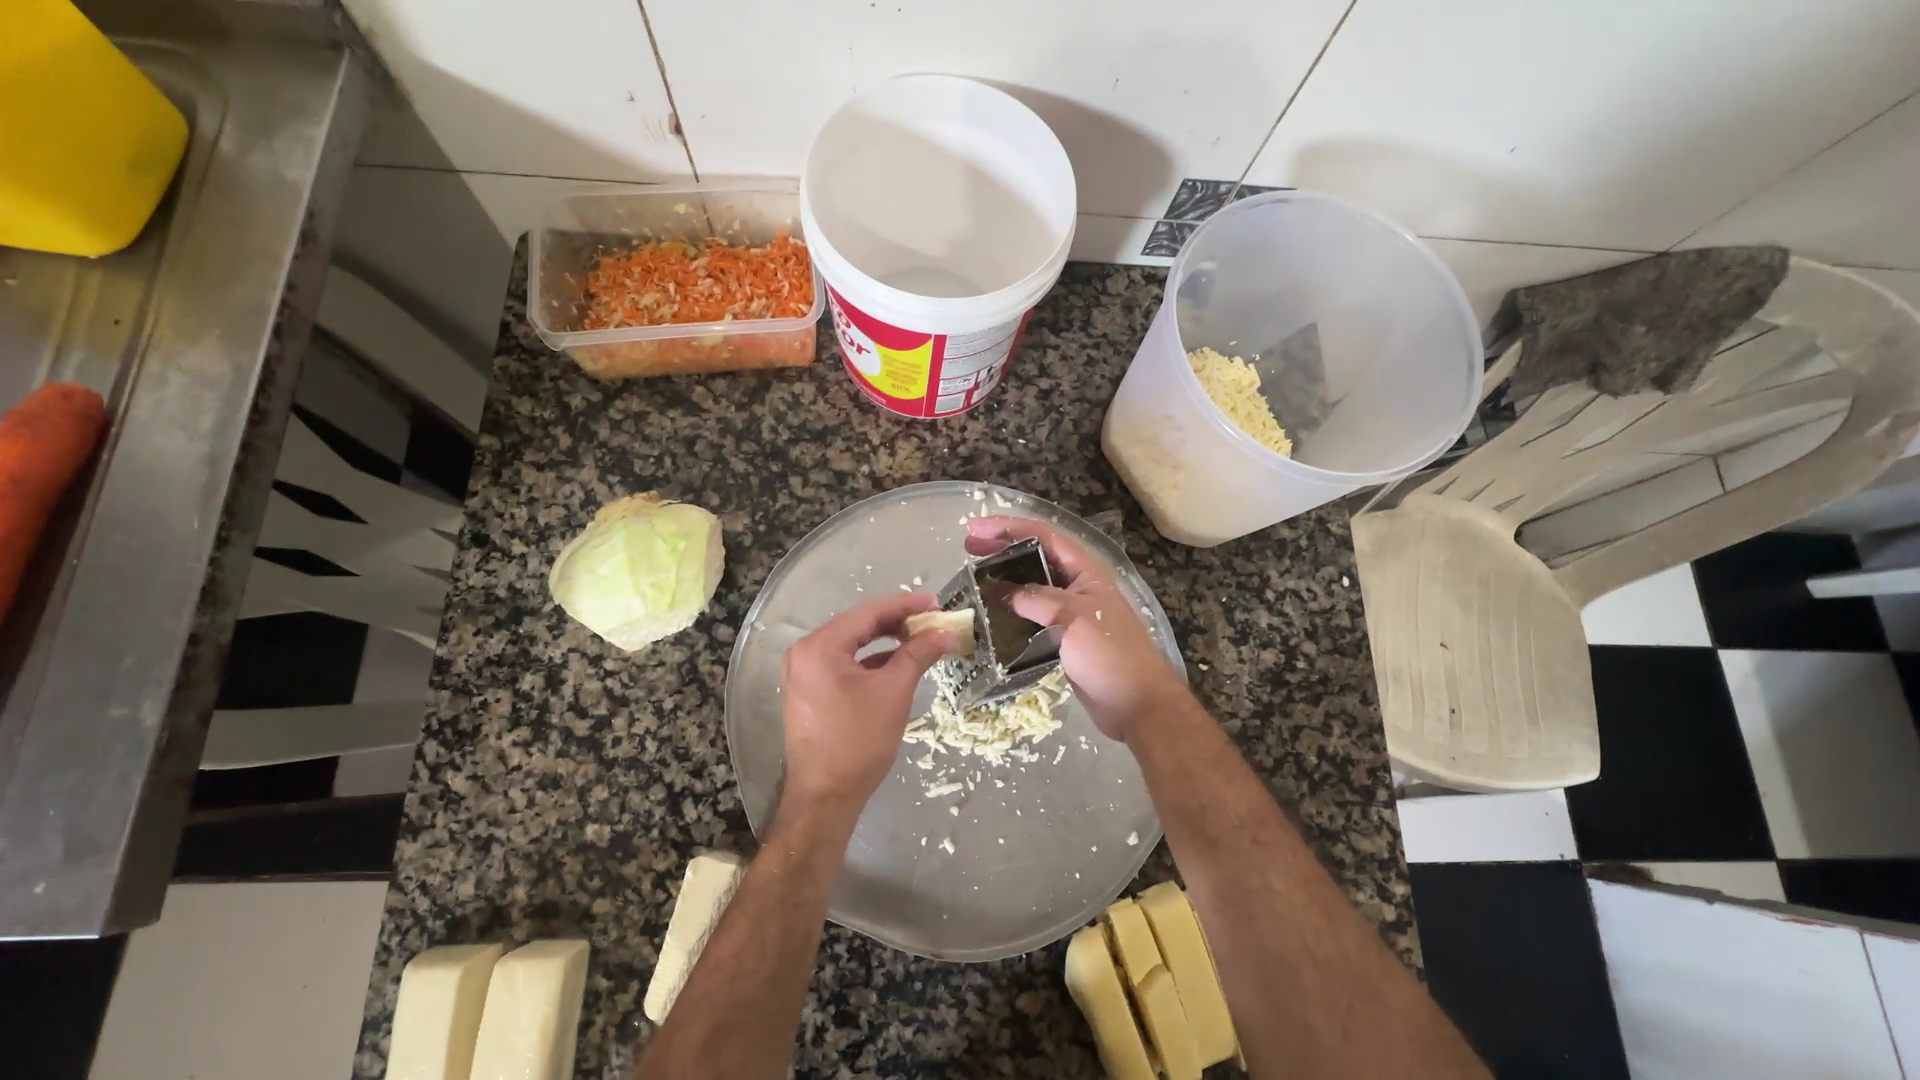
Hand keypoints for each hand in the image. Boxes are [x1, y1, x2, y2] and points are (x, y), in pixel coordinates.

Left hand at [780, 592, 954, 823]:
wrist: (825, 796)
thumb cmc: (858, 742)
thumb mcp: (893, 692)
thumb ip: (918, 655)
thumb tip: (945, 633)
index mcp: (820, 647)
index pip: (868, 612)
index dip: (905, 605)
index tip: (936, 603)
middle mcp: (805, 653)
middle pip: (858, 625)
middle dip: (897, 621)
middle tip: (932, 620)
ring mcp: (804, 674)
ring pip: (851, 645)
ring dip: (885, 641)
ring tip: (920, 639)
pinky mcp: (810, 692)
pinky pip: (843, 664)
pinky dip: (870, 661)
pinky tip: (897, 664)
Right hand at [964, 516, 1185, 741]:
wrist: (1136, 703)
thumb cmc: (1110, 654)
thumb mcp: (1071, 618)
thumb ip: (1034, 599)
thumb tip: (1000, 591)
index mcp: (1086, 570)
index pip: (1043, 536)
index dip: (1008, 528)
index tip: (975, 527)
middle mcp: (1078, 585)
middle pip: (1036, 556)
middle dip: (1002, 548)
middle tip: (968, 547)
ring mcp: (1072, 612)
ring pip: (1032, 586)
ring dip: (1005, 579)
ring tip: (975, 577)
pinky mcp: (1064, 638)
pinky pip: (1033, 615)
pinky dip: (1011, 611)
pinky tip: (991, 615)